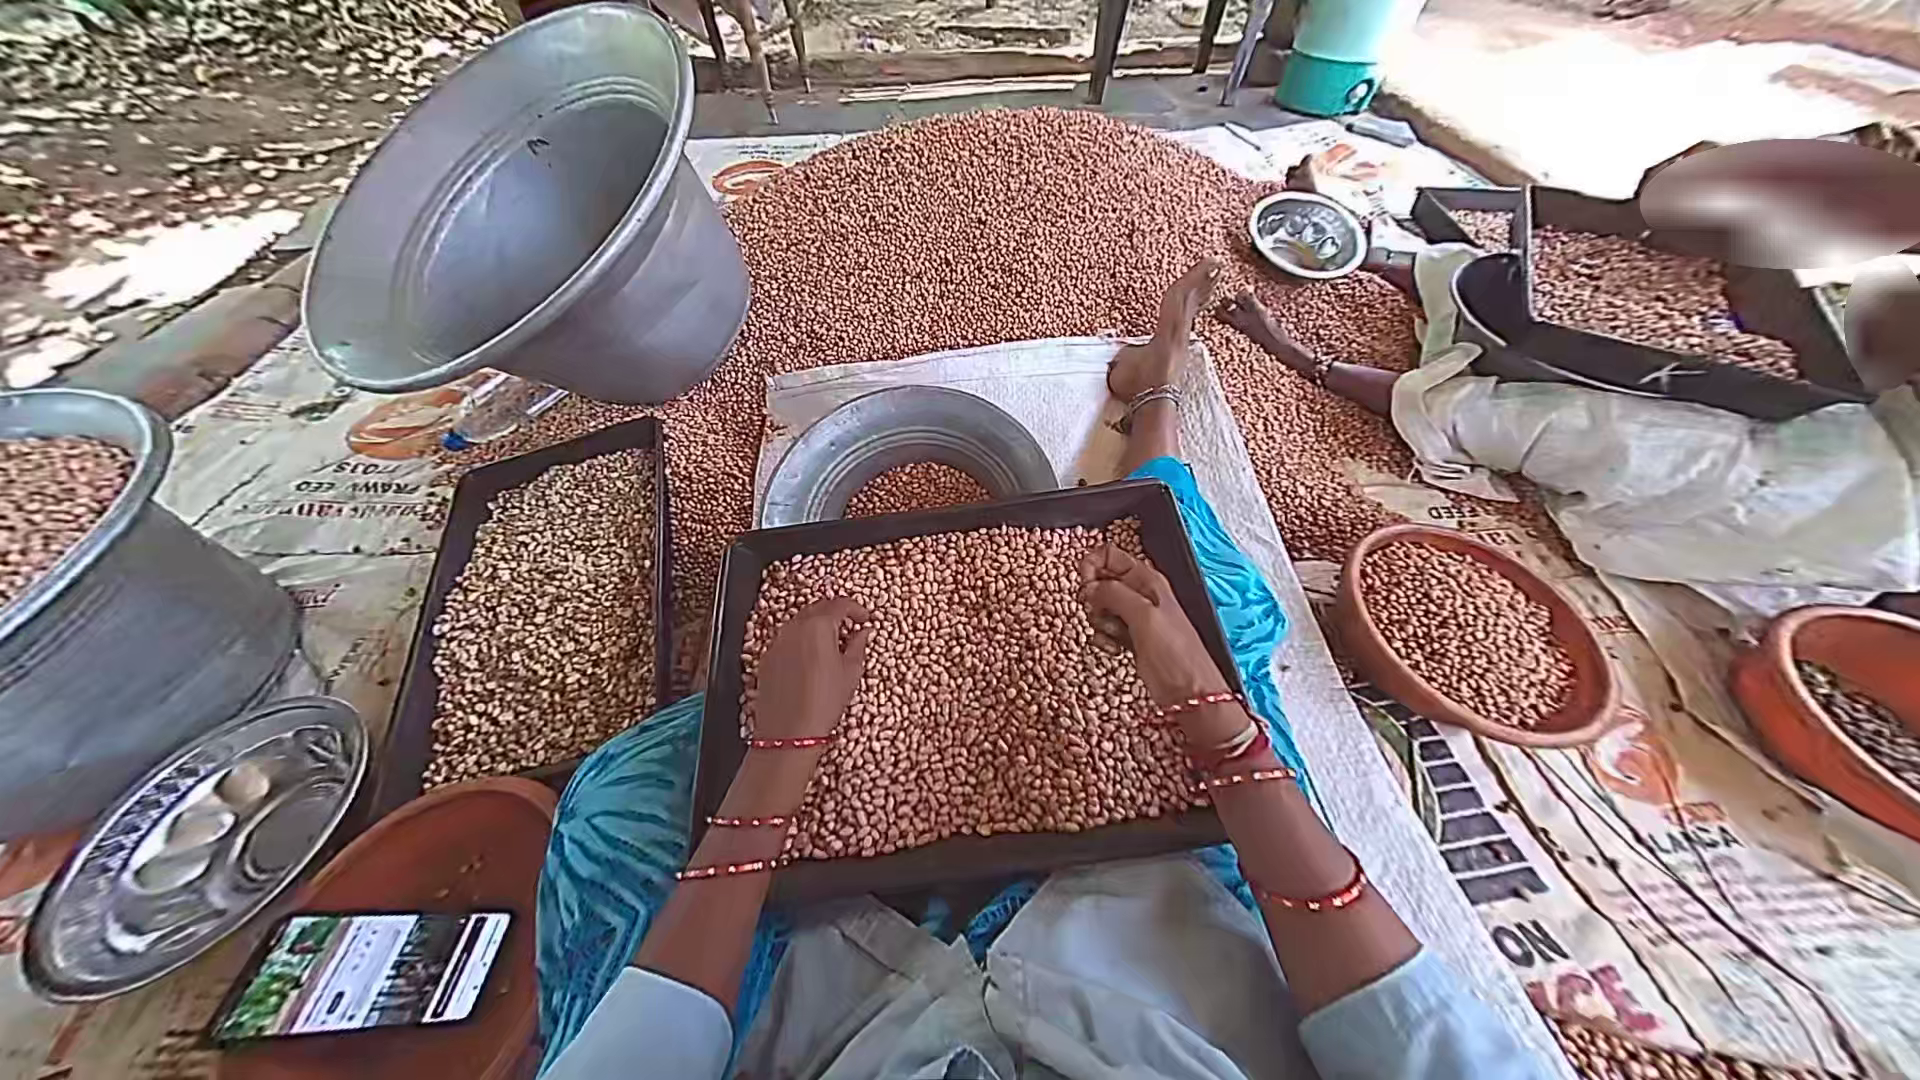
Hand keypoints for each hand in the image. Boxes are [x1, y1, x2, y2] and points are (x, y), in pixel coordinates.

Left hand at [749, 595, 871, 740]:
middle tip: (851, 628)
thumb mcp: (850, 672)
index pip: (840, 604)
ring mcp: (777, 642)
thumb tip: (863, 633)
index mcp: (818, 626)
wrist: (788, 733)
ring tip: (833, 645)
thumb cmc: (822, 702)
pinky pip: (787, 640)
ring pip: (801, 622)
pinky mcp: (767, 658)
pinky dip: (802, 641)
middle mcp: (794, 628)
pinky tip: (812, 660)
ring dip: (818, 627)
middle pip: (818, 608)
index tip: (865, 618)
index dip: (856, 609)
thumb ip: (858, 645)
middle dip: (836, 614)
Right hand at [1077, 544, 1244, 745]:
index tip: (1085, 584)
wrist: (1190, 696)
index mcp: (1147, 580)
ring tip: (1114, 634)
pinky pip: (1104, 630)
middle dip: (1092, 597)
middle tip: (1100, 613)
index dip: (1092, 565)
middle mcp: (1141, 594)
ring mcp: (1135, 617)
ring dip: (1098, 621)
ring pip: (1099, 607)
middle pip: (1100, 581)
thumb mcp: (1143, 616)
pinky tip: (1114, 648)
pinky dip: (1103, 638)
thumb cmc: (1176, 656)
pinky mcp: (1130, 638)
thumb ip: (1113, 593)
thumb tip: (1090, 586)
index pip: (1109, 554)